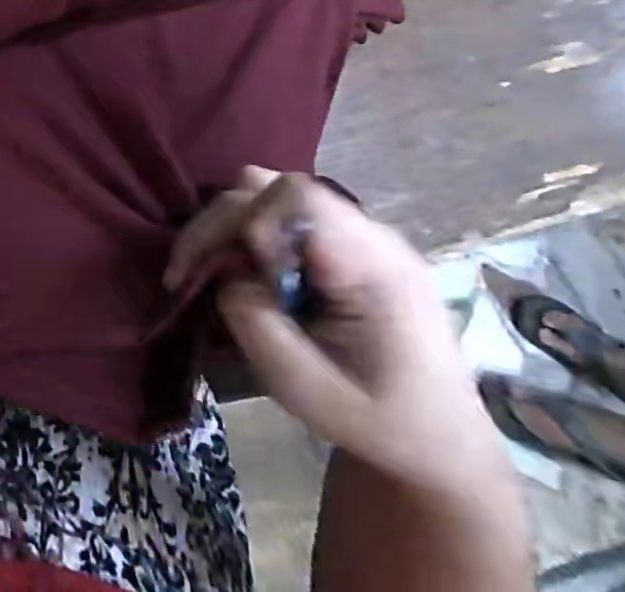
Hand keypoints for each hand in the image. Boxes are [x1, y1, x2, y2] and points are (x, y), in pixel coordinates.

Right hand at [164, 168, 501, 494]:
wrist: (438, 438)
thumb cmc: (378, 422)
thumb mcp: (306, 390)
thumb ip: (254, 321)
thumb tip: (224, 270)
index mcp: (374, 264)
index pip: (297, 197)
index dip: (253, 225)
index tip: (245, 281)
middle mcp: (366, 233)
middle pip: (272, 186)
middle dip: (219, 225)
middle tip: (185, 275)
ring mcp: (354, 233)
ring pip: (268, 191)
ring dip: (228, 226)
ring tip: (213, 272)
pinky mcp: (339, 241)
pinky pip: (278, 212)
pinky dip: (243, 232)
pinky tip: (241, 272)